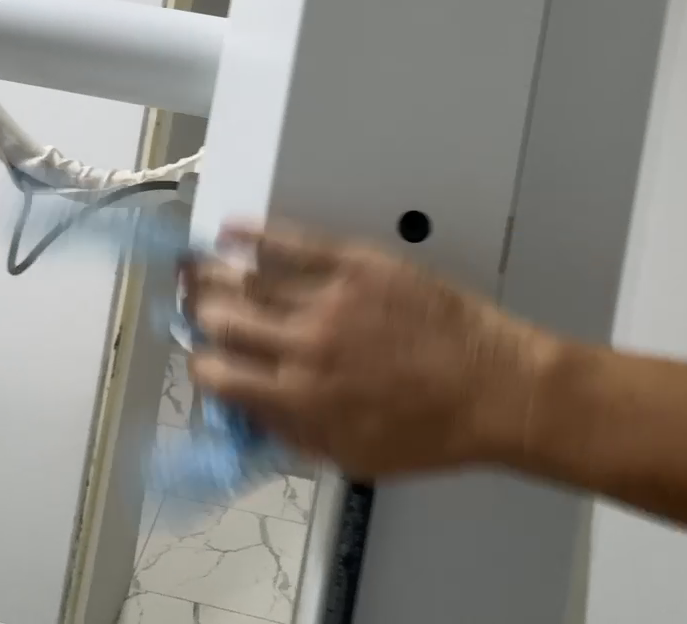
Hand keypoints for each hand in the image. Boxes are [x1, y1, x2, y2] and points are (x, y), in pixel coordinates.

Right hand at [183, 221, 554, 479]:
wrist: (495, 388)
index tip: (202, 355)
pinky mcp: (354, 265)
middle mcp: (302, 347)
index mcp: (298, 400)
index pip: (220, 375)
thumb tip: (248, 412)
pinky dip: (254, 235)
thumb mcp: (352, 456)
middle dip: (199, 310)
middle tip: (192, 301)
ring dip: (212, 271)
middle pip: (224, 318)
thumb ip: (292, 435)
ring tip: (193, 263)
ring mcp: (326, 301)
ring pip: (249, 279)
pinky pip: (291, 244)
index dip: (201, 363)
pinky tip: (232, 231)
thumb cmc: (430, 432)